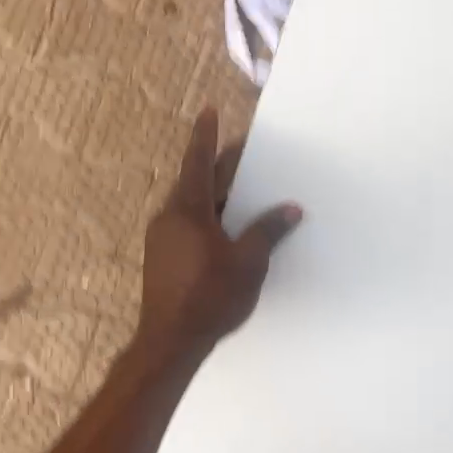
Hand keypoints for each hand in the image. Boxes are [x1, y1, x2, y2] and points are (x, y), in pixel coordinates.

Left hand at [136, 110, 302, 350]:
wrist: (170, 341)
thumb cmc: (210, 296)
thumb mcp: (248, 262)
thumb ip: (267, 231)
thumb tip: (290, 209)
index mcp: (187, 211)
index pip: (198, 163)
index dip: (205, 136)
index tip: (208, 110)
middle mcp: (169, 218)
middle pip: (196, 183)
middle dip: (220, 167)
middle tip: (243, 154)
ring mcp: (162, 239)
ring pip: (192, 205)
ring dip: (215, 194)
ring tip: (241, 190)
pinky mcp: (163, 259)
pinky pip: (188, 224)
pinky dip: (209, 216)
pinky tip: (227, 228)